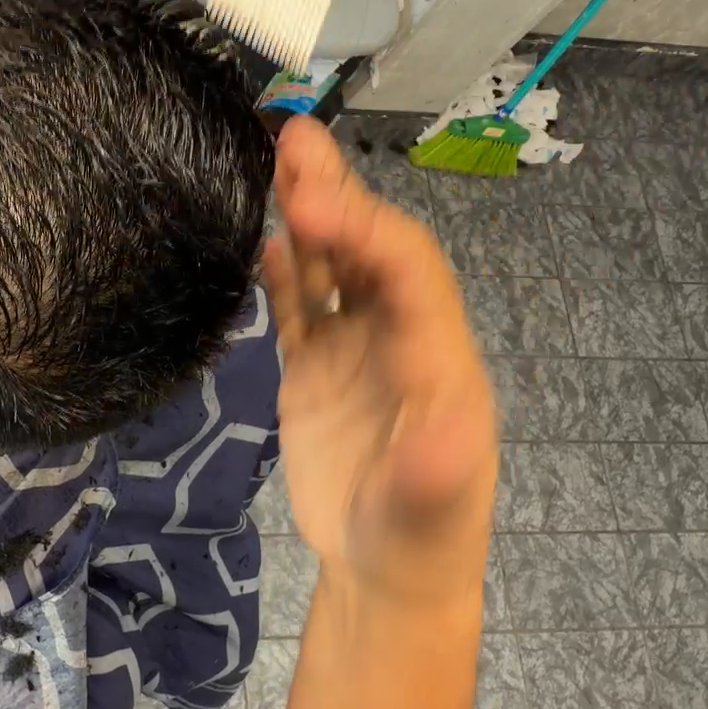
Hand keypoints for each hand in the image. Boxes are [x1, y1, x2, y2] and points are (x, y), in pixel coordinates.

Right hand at [261, 117, 497, 603]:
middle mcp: (399, 339)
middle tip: (295, 137)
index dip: (364, 229)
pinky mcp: (316, 371)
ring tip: (276, 162)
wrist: (383, 570)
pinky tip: (264, 240)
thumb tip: (443, 429)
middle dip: (337, 194)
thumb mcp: (431, 515)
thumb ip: (437, 472)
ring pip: (333, 268)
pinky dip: (284, 272)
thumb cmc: (416, 542)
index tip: (310, 204)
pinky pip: (300, 308)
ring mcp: (353, 352)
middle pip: (371, 249)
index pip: (408, 271)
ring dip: (308, 216)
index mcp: (439, 358)